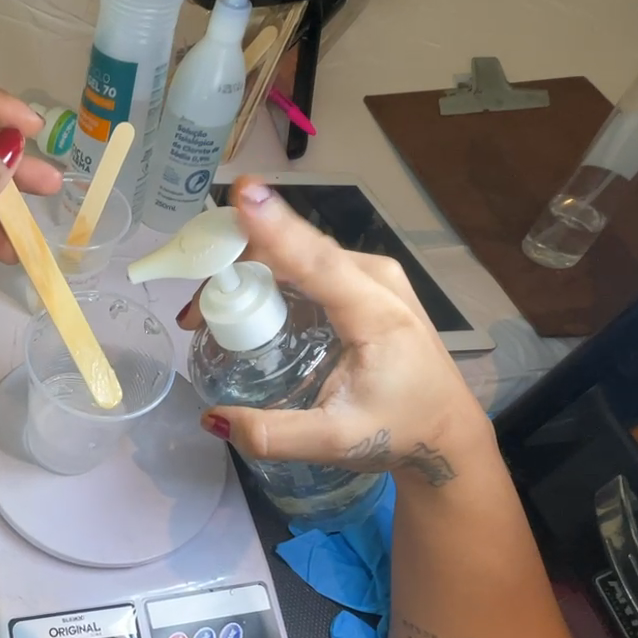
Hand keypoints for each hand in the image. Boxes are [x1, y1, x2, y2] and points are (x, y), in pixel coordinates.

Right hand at [184, 177, 489, 489]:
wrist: (444, 428)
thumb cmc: (396, 428)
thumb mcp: (334, 443)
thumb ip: (272, 434)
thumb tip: (212, 417)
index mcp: (376, 313)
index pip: (318, 261)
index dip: (277, 228)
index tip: (244, 194)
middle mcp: (374, 279)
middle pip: (298, 250)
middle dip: (237, 266)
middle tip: (192, 313)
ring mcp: (370, 276)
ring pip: (299, 255)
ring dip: (248, 271)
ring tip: (207, 313)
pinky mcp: (362, 282)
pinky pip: (307, 265)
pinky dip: (268, 276)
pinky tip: (243, 303)